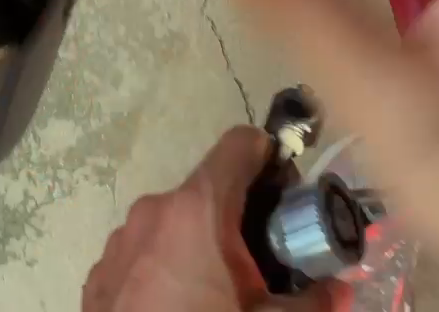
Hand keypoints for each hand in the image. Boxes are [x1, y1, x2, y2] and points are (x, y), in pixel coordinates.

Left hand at [83, 125, 350, 311]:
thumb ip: (314, 298)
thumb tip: (340, 287)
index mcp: (197, 208)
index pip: (242, 142)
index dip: (270, 158)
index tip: (286, 194)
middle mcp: (154, 211)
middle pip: (211, 187)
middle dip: (240, 214)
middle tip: (261, 258)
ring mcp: (120, 244)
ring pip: (176, 220)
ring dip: (201, 241)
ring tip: (217, 289)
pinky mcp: (97, 279)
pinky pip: (144, 253)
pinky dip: (166, 266)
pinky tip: (179, 306)